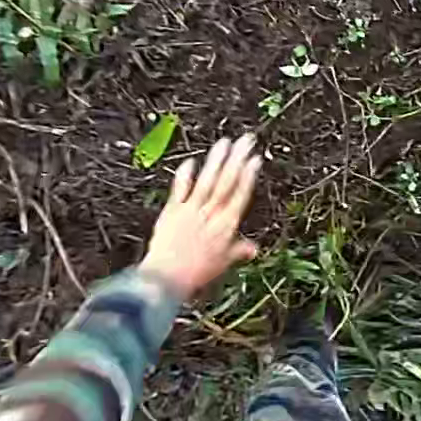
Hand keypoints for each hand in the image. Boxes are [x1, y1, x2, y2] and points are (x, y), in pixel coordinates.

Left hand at [140, 134, 262, 300]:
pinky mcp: (173, 211)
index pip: (240, 195)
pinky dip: (185, 175)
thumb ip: (238, 251)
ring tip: (225, 142)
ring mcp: (191, 210)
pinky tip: (192, 160)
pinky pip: (180, 190)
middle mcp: (210, 214)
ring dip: (216, 161)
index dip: (249, 176)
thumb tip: (255, 249)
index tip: (255, 158)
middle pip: (226, 182)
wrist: (165, 280)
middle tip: (246, 140)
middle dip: (238, 159)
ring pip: (207, 181)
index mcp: (225, 226)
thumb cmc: (196, 274)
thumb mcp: (222, 263)